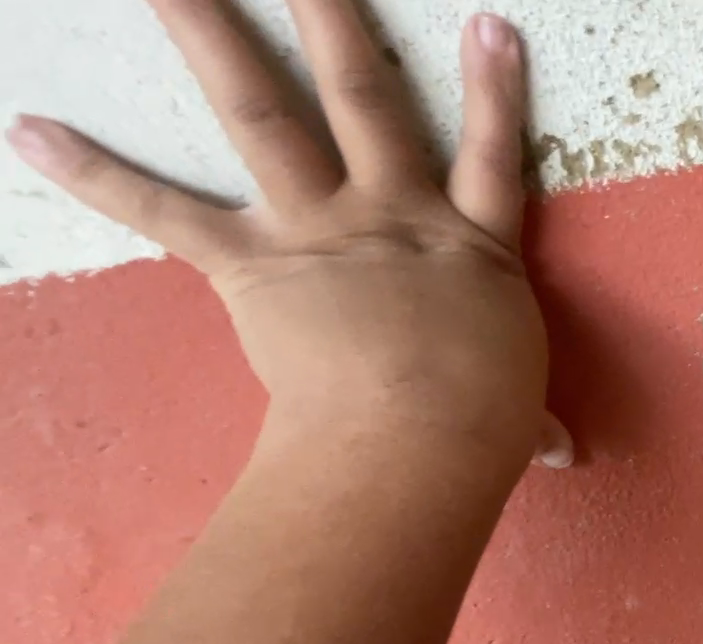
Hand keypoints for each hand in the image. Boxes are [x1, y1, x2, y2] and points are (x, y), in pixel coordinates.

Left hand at [4, 0, 570, 473]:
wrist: (420, 437)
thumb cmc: (488, 421)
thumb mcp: (524, 415)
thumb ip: (539, 424)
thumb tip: (564, 456)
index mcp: (474, 252)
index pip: (494, 157)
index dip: (496, 92)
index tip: (489, 24)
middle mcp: (397, 218)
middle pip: (368, 100)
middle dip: (337, 22)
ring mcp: (323, 232)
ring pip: (261, 114)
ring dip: (206, 33)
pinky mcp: (254, 265)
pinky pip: (166, 214)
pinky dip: (97, 174)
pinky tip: (32, 131)